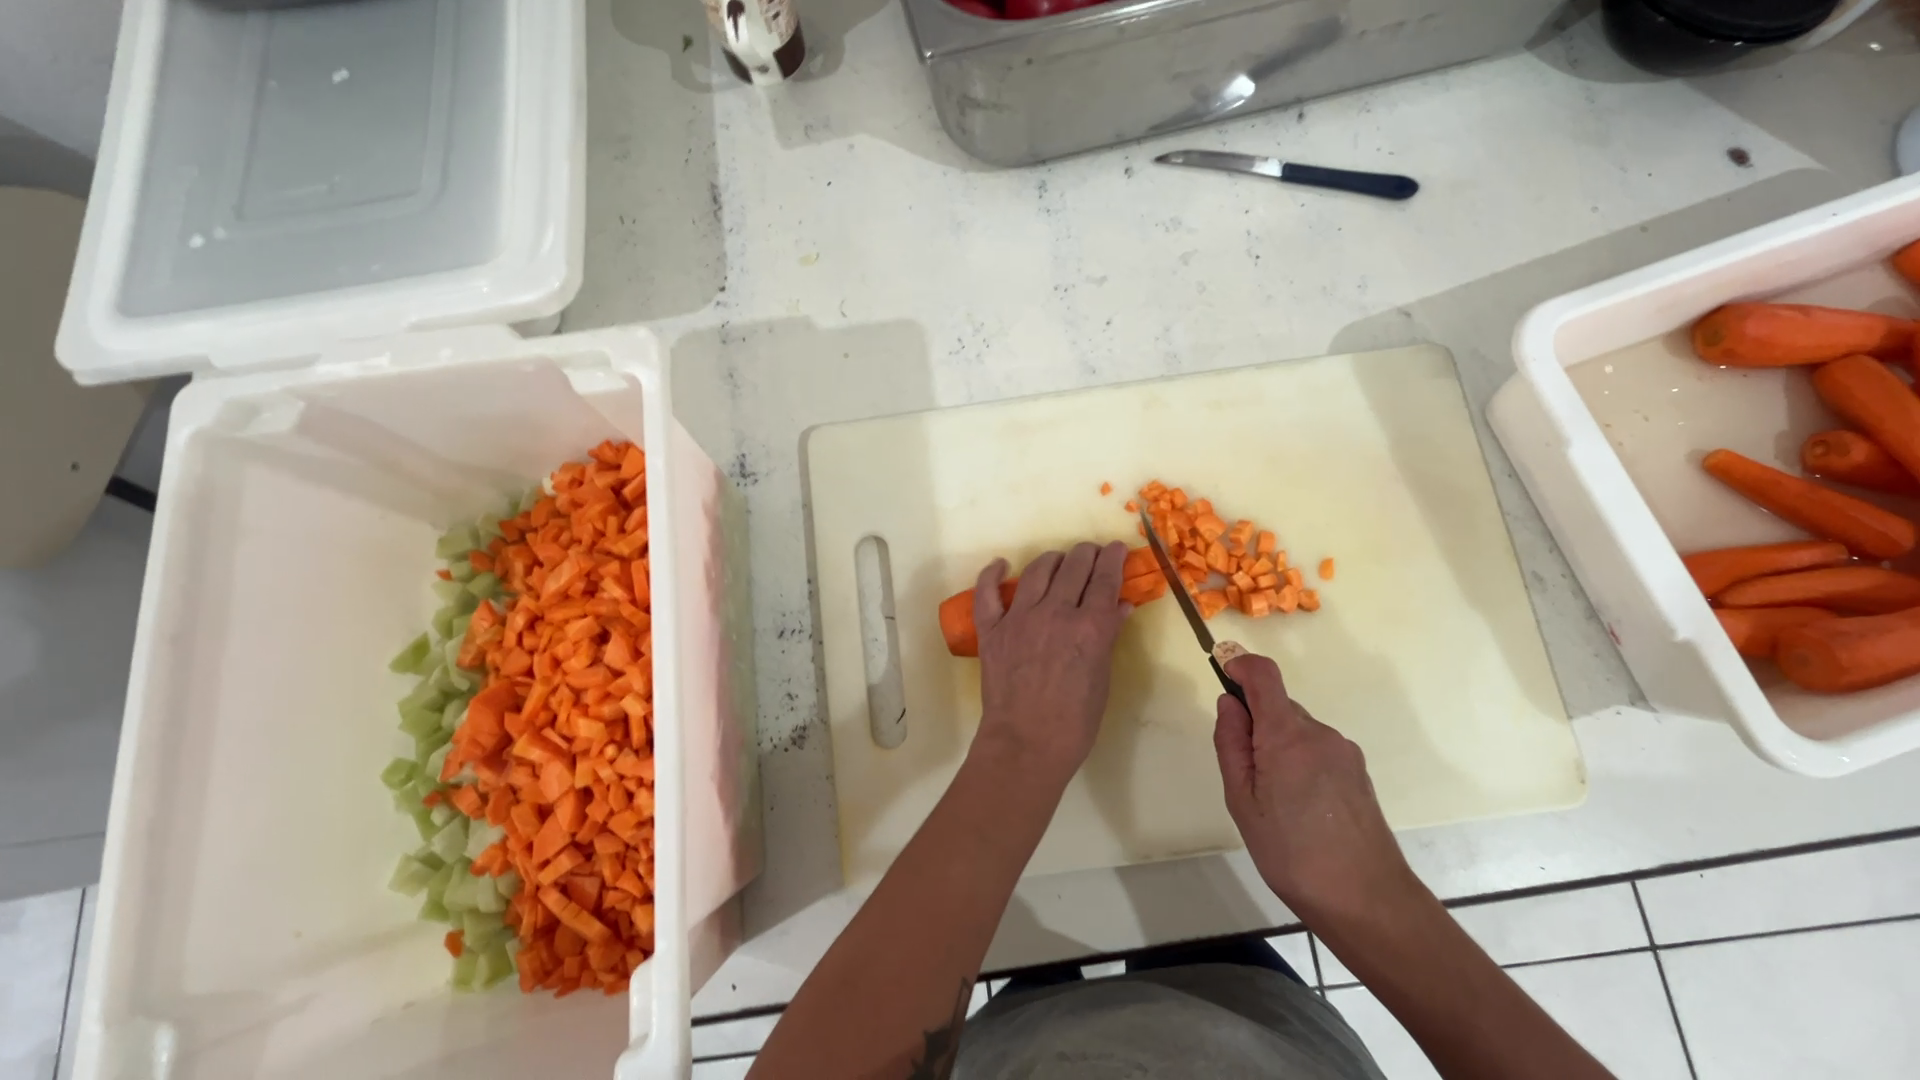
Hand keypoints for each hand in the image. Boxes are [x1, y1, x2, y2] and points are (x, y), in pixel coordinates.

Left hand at [969, 542, 1132, 786]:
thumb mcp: (1102, 679)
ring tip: (1058, 560)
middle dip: (1087, 554)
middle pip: (1074, 567)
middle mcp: (1056, 613)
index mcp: (1090, 627)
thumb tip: (1119, 607)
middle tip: (1091, 554)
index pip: (1106, 580)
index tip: (1117, 549)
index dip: (1114, 560)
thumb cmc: (1075, 723)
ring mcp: (1019, 619)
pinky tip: (1000, 565)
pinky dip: (992, 575)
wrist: (1026, 745)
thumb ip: (1108, 637)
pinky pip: (987, 593)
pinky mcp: (991, 630)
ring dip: (1051, 560)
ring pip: (1037, 571)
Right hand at [1213, 653, 1420, 920]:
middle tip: (1244, 776)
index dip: (1241, 665)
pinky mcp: (1358, 772)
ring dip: (1278, 748)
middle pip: (1280, 707)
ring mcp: (1344, 752)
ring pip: (1298, 731)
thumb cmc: (1291, 853)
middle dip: (1255, 725)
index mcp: (1288, 736)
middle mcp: (1321, 734)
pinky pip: (1317, 750)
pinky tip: (1299, 809)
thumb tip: (1229, 704)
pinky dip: (1299, 763)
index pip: (1264, 675)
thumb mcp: (1242, 802)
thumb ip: (1231, 745)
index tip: (1223, 674)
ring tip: (1273, 803)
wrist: (1365, 899)